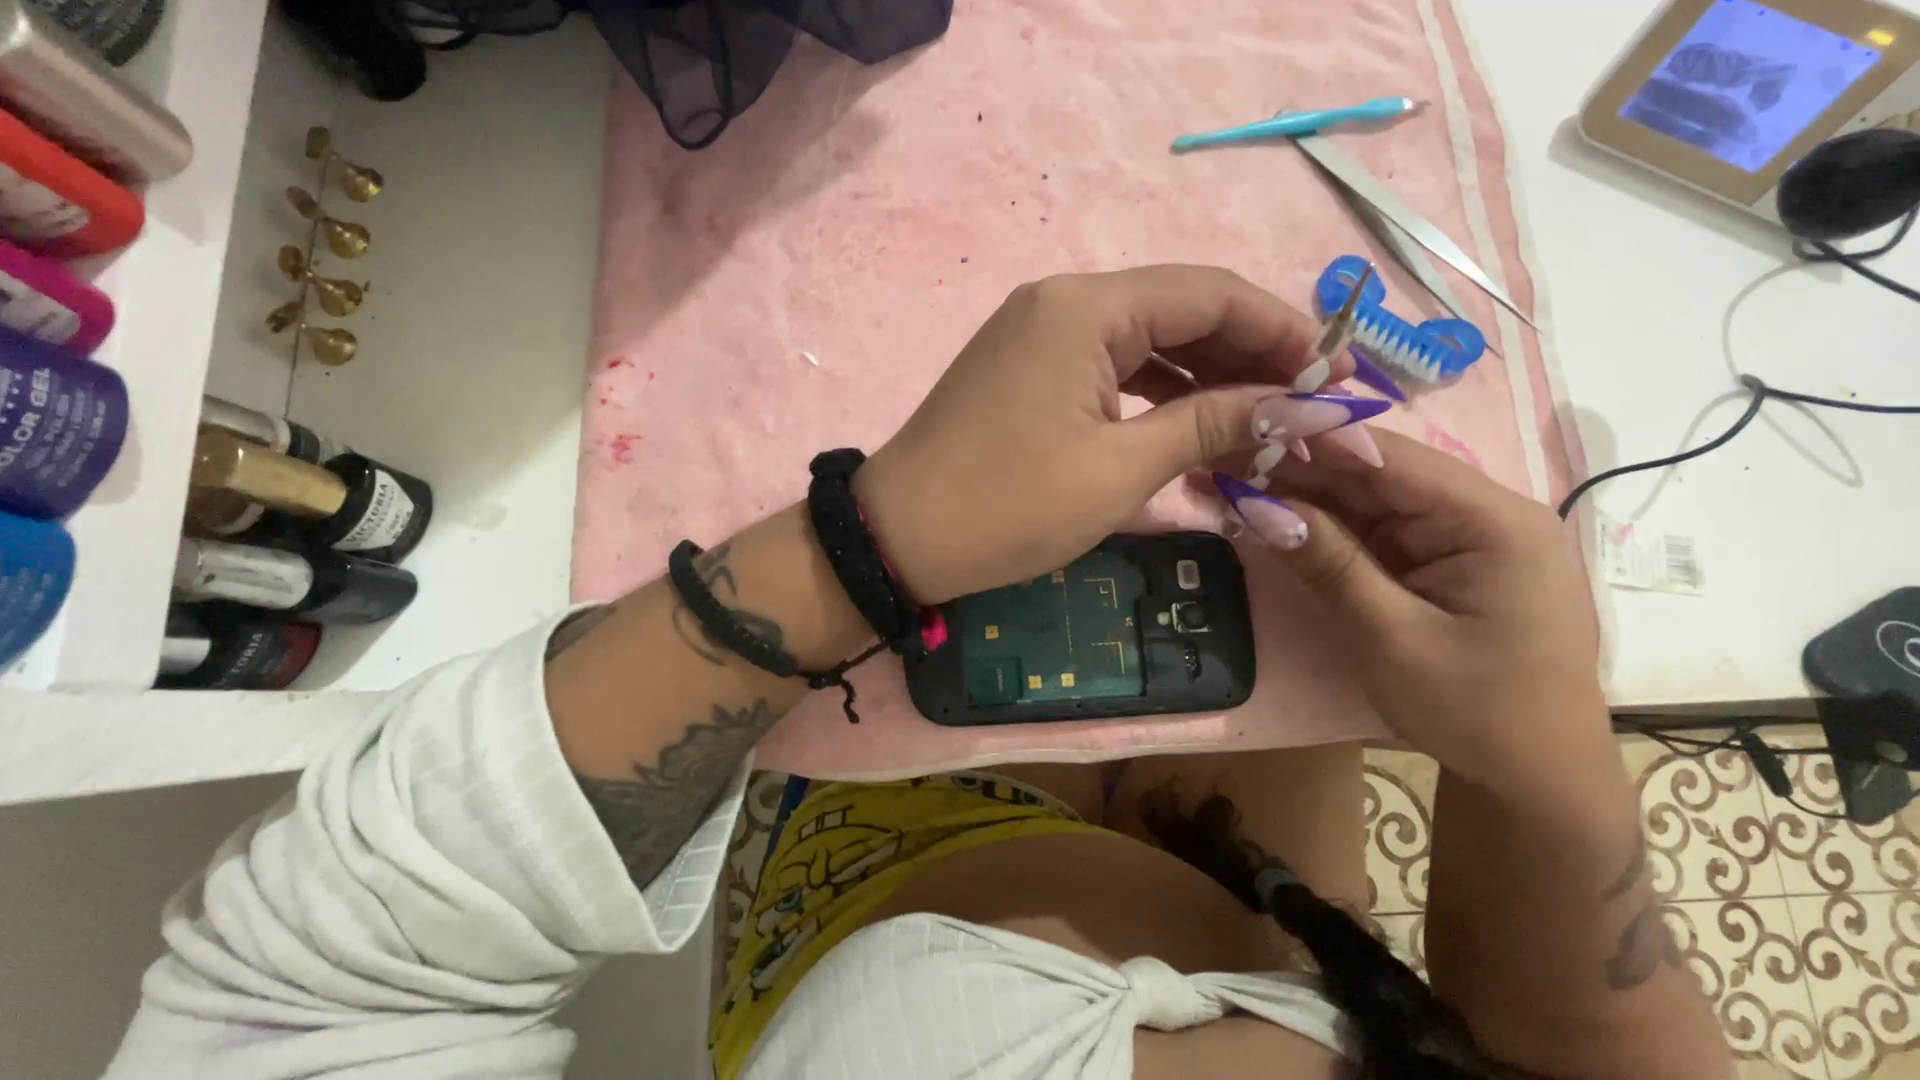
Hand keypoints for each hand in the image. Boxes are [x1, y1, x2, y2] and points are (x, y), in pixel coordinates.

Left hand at [852, 266, 1369, 603]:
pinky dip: (1158, 395)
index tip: (1337, 377)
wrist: (897, 540)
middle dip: (1249, 356)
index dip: (1282, 331)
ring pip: (1148, 341)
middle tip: (1309, 407)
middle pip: (1181, 310)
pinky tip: (1199, 428)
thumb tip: (1293, 406)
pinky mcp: (1029, 370)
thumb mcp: (1119, 471)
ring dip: (1207, 378)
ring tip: (1266, 424)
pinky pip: (1111, 368)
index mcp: (1086, 307)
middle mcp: (1063, 301)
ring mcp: (1041, 334)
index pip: (1210, 293)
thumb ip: (1210, 425)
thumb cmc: (1007, 508)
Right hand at [1247, 431, 1604, 787]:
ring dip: (1305, 496)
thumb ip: (1329, 565)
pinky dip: (1329, 529)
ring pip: (1373, 501)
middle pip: (1378, 475)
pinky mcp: (1447, 562)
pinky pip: (1380, 532)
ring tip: (1232, 483)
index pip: (1391, 458)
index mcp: (1493, 519)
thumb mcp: (1393, 639)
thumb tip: (1256, 505)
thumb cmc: (1477, 711)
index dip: (1312, 442)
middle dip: (1298, 469)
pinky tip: (1277, 517)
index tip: (1241, 433)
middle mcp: (1484, 513)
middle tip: (1220, 462)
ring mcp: (1466, 537)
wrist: (1539, 778)